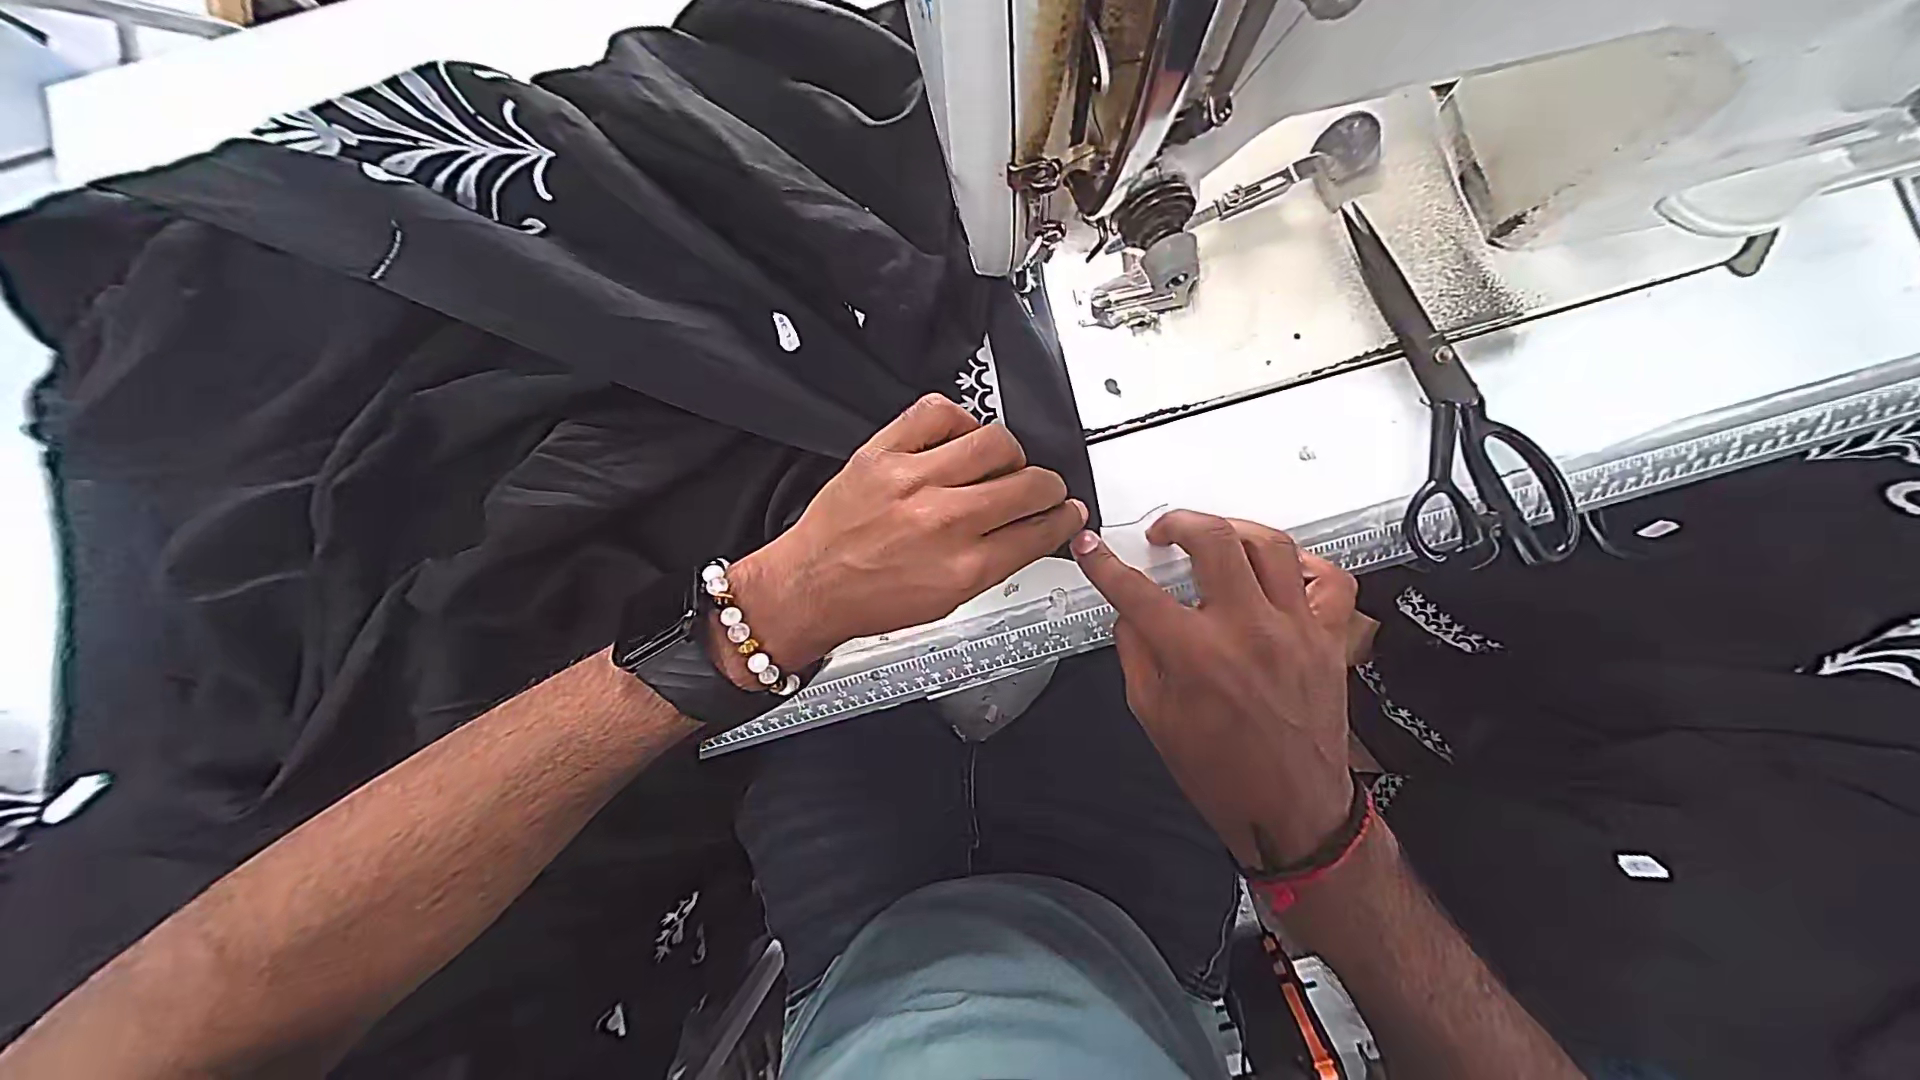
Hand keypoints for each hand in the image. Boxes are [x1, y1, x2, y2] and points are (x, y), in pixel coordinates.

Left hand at [725, 395, 1086, 673]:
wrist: (809, 588)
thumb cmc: (870, 600)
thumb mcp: (947, 600)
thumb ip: (995, 563)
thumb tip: (1029, 533)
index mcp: (964, 568)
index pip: (1038, 531)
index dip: (1064, 519)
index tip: (1067, 512)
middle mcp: (943, 521)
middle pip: (1028, 485)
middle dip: (1049, 487)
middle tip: (1043, 489)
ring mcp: (912, 481)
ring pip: (995, 442)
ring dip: (1012, 454)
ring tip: (1002, 464)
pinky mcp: (882, 454)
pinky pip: (938, 412)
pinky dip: (960, 421)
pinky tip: (959, 439)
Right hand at [1071, 511, 1357, 867]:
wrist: (1290, 811)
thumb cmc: (1225, 774)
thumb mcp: (1153, 715)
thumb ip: (1135, 653)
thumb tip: (1128, 613)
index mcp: (1194, 655)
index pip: (1134, 589)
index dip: (1103, 562)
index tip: (1093, 549)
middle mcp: (1246, 633)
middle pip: (1212, 539)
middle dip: (1176, 523)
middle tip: (1163, 532)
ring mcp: (1293, 632)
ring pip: (1269, 544)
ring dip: (1232, 528)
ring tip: (1214, 536)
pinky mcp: (1327, 641)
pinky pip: (1330, 579)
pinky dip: (1304, 561)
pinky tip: (1280, 566)